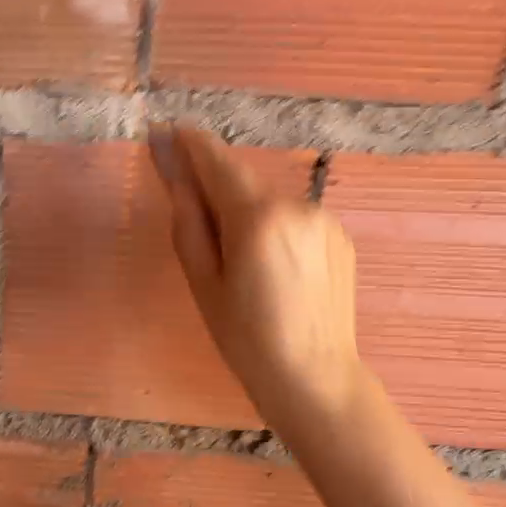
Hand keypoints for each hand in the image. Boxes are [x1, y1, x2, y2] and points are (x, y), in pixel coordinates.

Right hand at [149, 124, 365, 426]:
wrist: (314, 376)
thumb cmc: (244, 338)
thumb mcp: (203, 283)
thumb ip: (188, 221)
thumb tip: (175, 175)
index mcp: (256, 217)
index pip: (217, 162)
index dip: (189, 143)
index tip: (165, 130)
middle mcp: (296, 206)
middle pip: (243, 180)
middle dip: (213, 182)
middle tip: (186, 202)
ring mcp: (324, 219)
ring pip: (268, 200)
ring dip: (243, 208)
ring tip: (231, 255)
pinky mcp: (339, 236)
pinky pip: (292, 218)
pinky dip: (270, 226)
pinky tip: (266, 266)